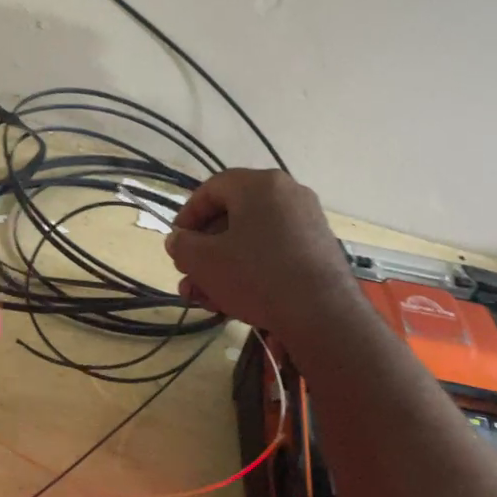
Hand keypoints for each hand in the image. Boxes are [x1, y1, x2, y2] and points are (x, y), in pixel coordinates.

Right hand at [164, 170, 361, 339]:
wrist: (320, 312)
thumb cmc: (255, 276)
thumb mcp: (204, 261)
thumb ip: (183, 246)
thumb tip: (178, 240)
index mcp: (260, 184)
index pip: (212, 189)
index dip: (187, 216)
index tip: (176, 243)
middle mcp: (287, 194)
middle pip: (233, 216)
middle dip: (205, 250)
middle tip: (189, 276)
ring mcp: (307, 221)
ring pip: (252, 239)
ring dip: (223, 266)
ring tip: (206, 297)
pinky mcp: (318, 248)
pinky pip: (274, 251)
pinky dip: (251, 270)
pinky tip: (235, 300)